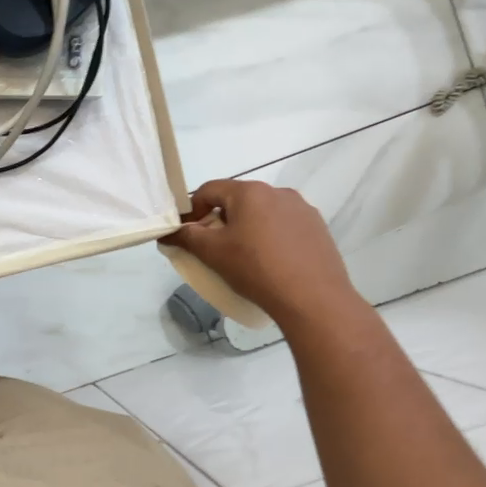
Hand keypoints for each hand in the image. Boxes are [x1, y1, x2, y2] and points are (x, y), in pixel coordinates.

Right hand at [162, 179, 363, 328]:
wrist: (311, 297)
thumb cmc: (254, 268)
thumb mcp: (212, 252)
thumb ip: (186, 237)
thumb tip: (168, 232)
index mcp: (250, 192)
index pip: (210, 189)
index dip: (192, 208)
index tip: (188, 232)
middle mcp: (278, 192)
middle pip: (238, 199)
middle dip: (221, 218)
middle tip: (214, 245)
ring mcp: (302, 209)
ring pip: (263, 211)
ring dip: (247, 226)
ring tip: (244, 254)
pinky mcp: (317, 227)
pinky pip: (284, 224)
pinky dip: (270, 235)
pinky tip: (270, 260)